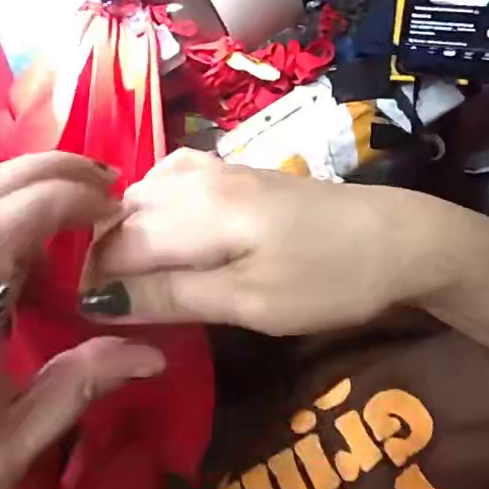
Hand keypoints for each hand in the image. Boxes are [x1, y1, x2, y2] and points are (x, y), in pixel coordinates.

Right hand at [84, 150, 469, 334]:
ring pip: (140, 195)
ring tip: (133, 278)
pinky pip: (167, 180)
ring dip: (124, 234)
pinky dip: (150, 207)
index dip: (91, 283)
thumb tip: (97, 299)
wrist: (399, 236)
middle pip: (119, 215)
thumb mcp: (250, 302)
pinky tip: (163, 230)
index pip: (113, 243)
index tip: (89, 321)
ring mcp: (213, 167)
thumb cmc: (329, 280)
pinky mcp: (231, 170)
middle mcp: (193, 177)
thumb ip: (171, 295)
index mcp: (195, 210)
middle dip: (103, 258)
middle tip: (113, 307)